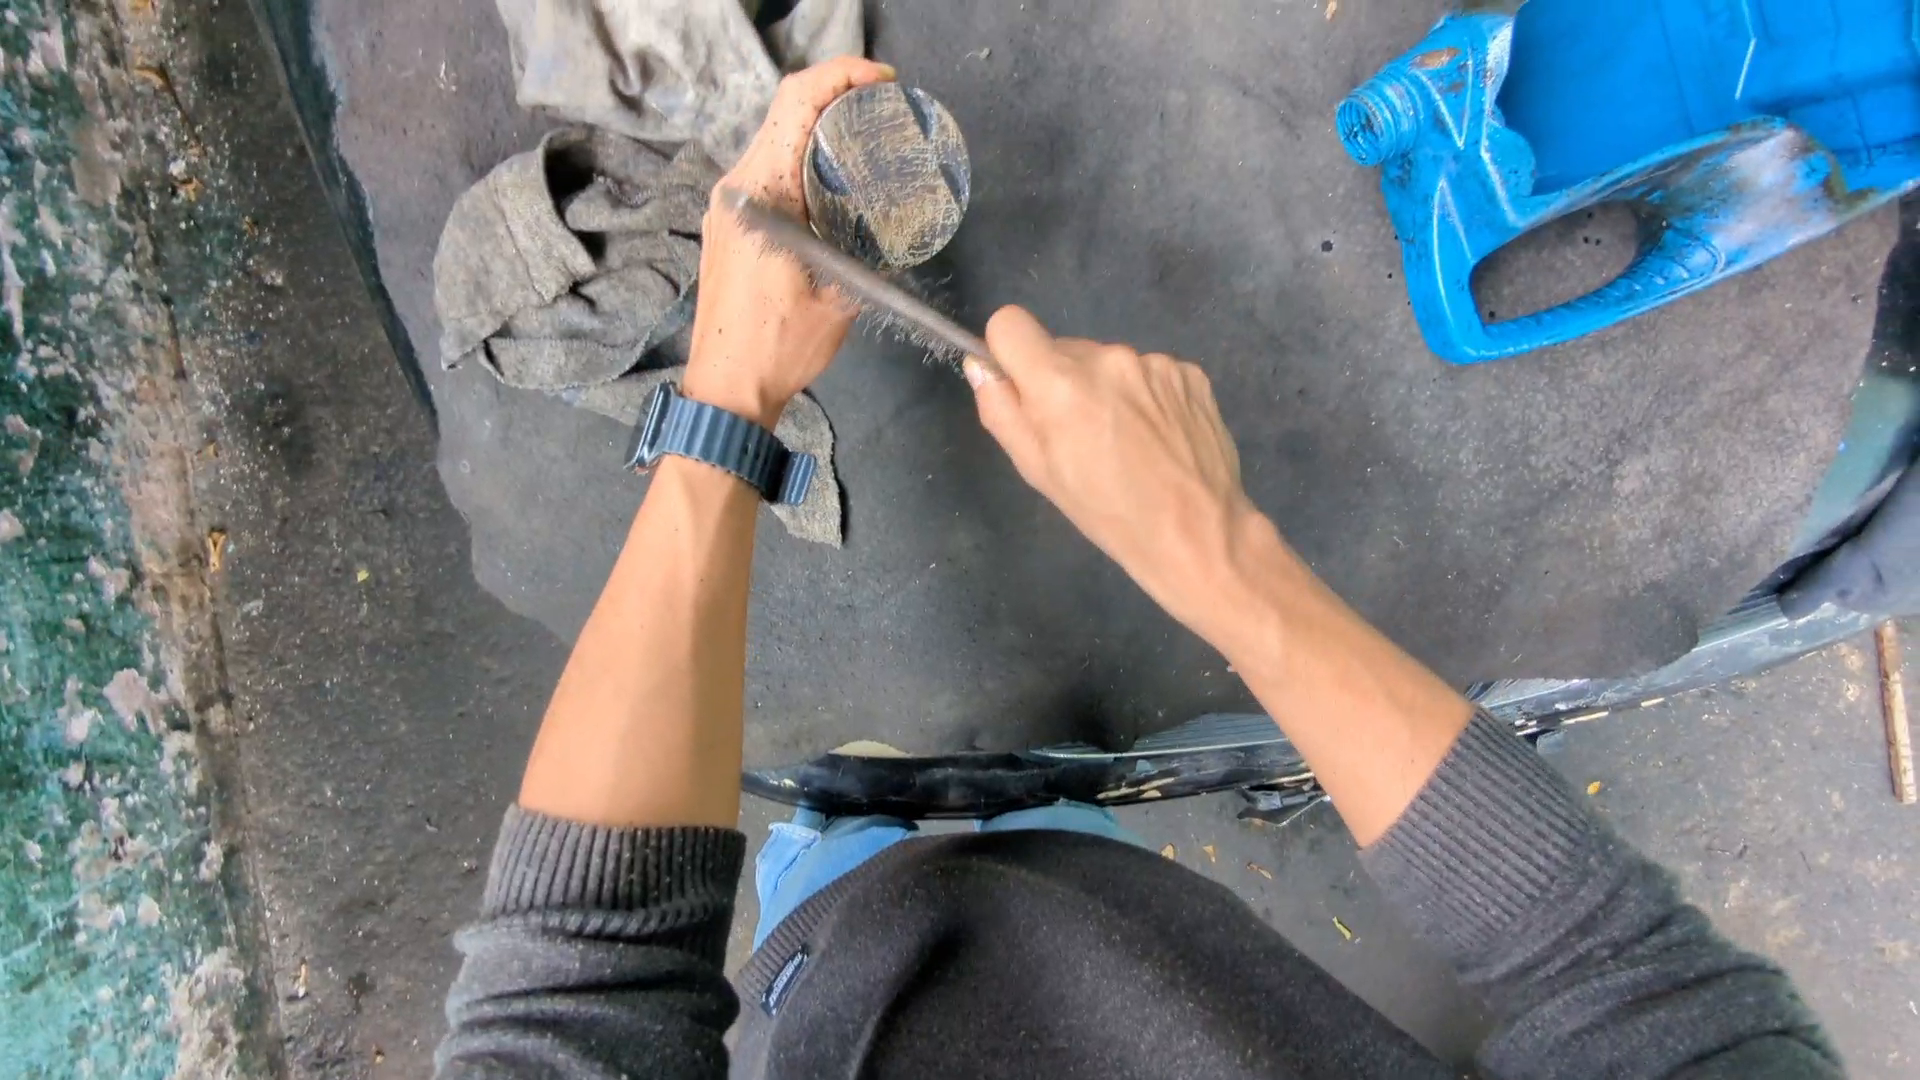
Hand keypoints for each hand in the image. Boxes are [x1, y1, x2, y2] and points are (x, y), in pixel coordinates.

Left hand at [682, 57, 896, 426]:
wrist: (728, 388)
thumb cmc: (779, 348)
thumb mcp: (839, 301)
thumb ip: (862, 256)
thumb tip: (884, 234)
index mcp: (760, 195)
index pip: (795, 104)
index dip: (841, 78)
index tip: (882, 84)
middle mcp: (735, 189)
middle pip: (784, 117)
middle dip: (836, 105)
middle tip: (883, 118)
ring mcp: (726, 207)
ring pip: (774, 145)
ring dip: (818, 138)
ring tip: (865, 149)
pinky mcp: (728, 227)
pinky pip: (767, 177)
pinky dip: (801, 168)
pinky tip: (832, 189)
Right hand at [966, 307, 1259, 636]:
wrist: (1195, 530)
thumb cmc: (1105, 512)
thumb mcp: (1037, 471)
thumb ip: (1001, 411)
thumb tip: (982, 366)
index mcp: (1060, 382)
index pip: (1010, 323)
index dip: (1009, 353)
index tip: (1022, 386)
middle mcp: (1107, 357)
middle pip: (1062, 347)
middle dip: (1060, 381)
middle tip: (1080, 435)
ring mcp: (1154, 362)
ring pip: (1107, 362)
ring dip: (1105, 389)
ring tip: (1125, 441)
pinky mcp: (1189, 372)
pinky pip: (1147, 372)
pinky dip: (1143, 396)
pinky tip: (1155, 436)